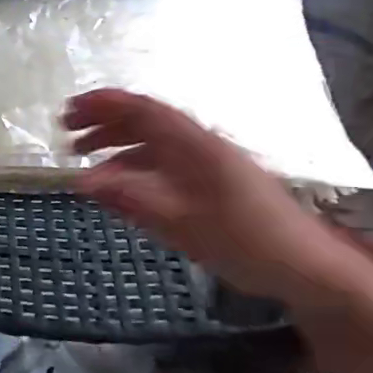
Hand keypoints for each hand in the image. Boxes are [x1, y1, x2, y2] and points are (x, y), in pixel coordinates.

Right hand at [63, 88, 354, 300]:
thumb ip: (130, 198)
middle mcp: (200, 147)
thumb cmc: (246, 242)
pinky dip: (137, 170)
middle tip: (67, 137)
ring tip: (85, 161)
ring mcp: (208, 165)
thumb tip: (81, 181)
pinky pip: (165, 166)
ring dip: (117, 147)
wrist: (305, 266)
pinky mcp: (212, 185)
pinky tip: (121, 187)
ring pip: (154, 145)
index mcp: (196, 146)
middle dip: (103, 124)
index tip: (69, 111)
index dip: (103, 105)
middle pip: (146, 122)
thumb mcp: (182, 223)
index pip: (143, 110)